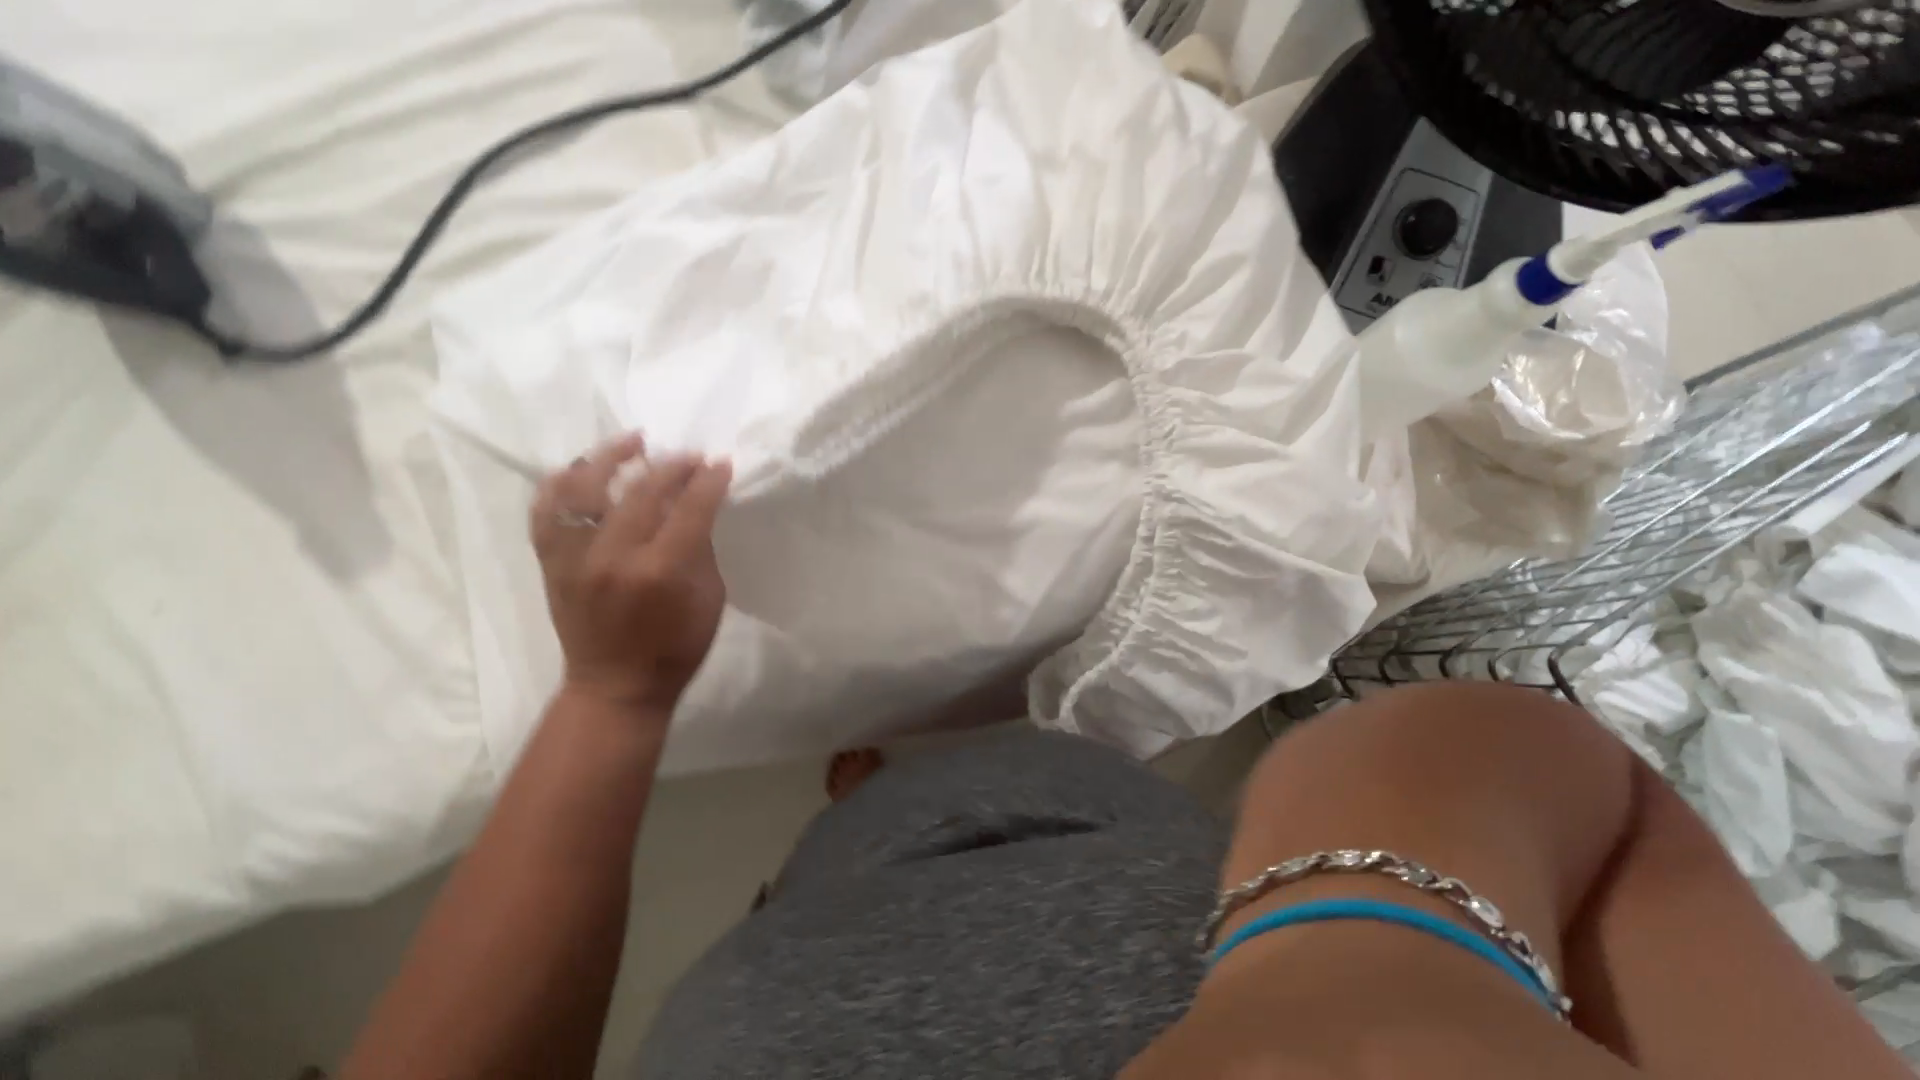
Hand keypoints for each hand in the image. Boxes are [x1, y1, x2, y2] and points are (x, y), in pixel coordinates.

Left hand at [530, 434, 732, 714]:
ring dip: (610, 456)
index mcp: (660, 571)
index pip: (690, 508)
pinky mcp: (550, 561)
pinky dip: (561, 483)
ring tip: (632, 442)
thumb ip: (701, 548)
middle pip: (642, 489)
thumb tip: (696, 504)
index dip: (708, 480)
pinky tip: (582, 469)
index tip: (720, 463)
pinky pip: (546, 510)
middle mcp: (613, 557)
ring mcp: (575, 557)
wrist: (614, 687)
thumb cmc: (674, 649)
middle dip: (672, 465)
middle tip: (689, 455)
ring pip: (584, 487)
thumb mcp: (709, 600)